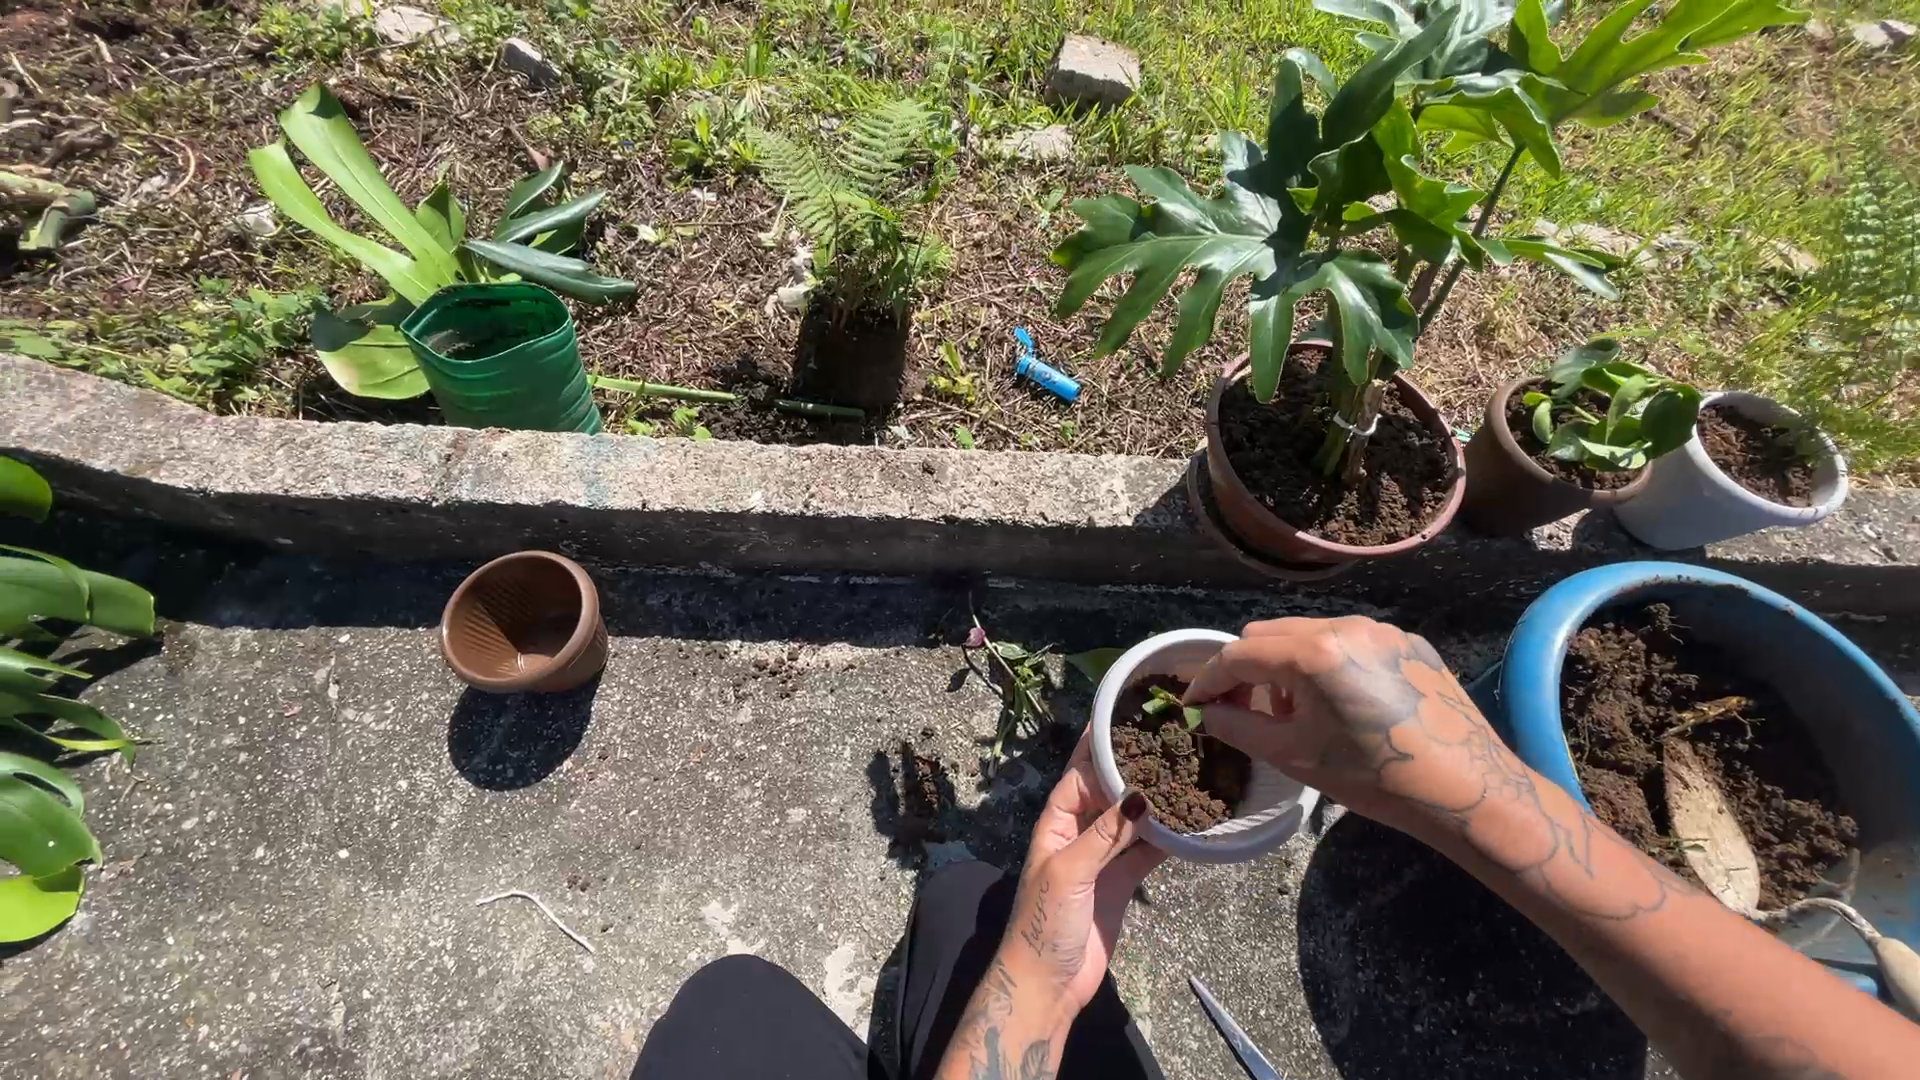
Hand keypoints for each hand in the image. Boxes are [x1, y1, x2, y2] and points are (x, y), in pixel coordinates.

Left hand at [997, 729, 1166, 1018]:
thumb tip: (1139, 795)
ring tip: (1182, 775)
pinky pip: (1145, 853)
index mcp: (1055, 822)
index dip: (1100, 752)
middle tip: (1163, 744)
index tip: (1126, 724)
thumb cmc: (1045, 921)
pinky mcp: (1121, 883)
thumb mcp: (1070, 871)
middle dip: (1129, 771)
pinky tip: (1188, 825)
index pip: (1079, 776)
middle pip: (1106, 793)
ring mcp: (1101, 858)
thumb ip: (1104, 834)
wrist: (1049, 984)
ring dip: (1151, 804)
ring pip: (1129, 821)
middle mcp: (1078, 833)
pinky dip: (1164, 841)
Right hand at [1182, 616, 1526, 841]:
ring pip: (1303, 631)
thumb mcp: (1293, 755)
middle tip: (1242, 708)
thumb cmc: (1375, 778)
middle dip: (1245, 669)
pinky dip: (1323, 662)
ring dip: (1282, 664)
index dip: (1208, 681)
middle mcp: (1343, 625)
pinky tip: (1339, 702)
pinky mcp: (1405, 639)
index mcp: (1312, 653)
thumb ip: (1236, 725)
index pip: (1238, 655)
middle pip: (1266, 634)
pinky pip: (1344, 639)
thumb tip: (1202, 713)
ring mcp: (1378, 628)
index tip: (1194, 705)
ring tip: (1295, 709)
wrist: (1472, 792)